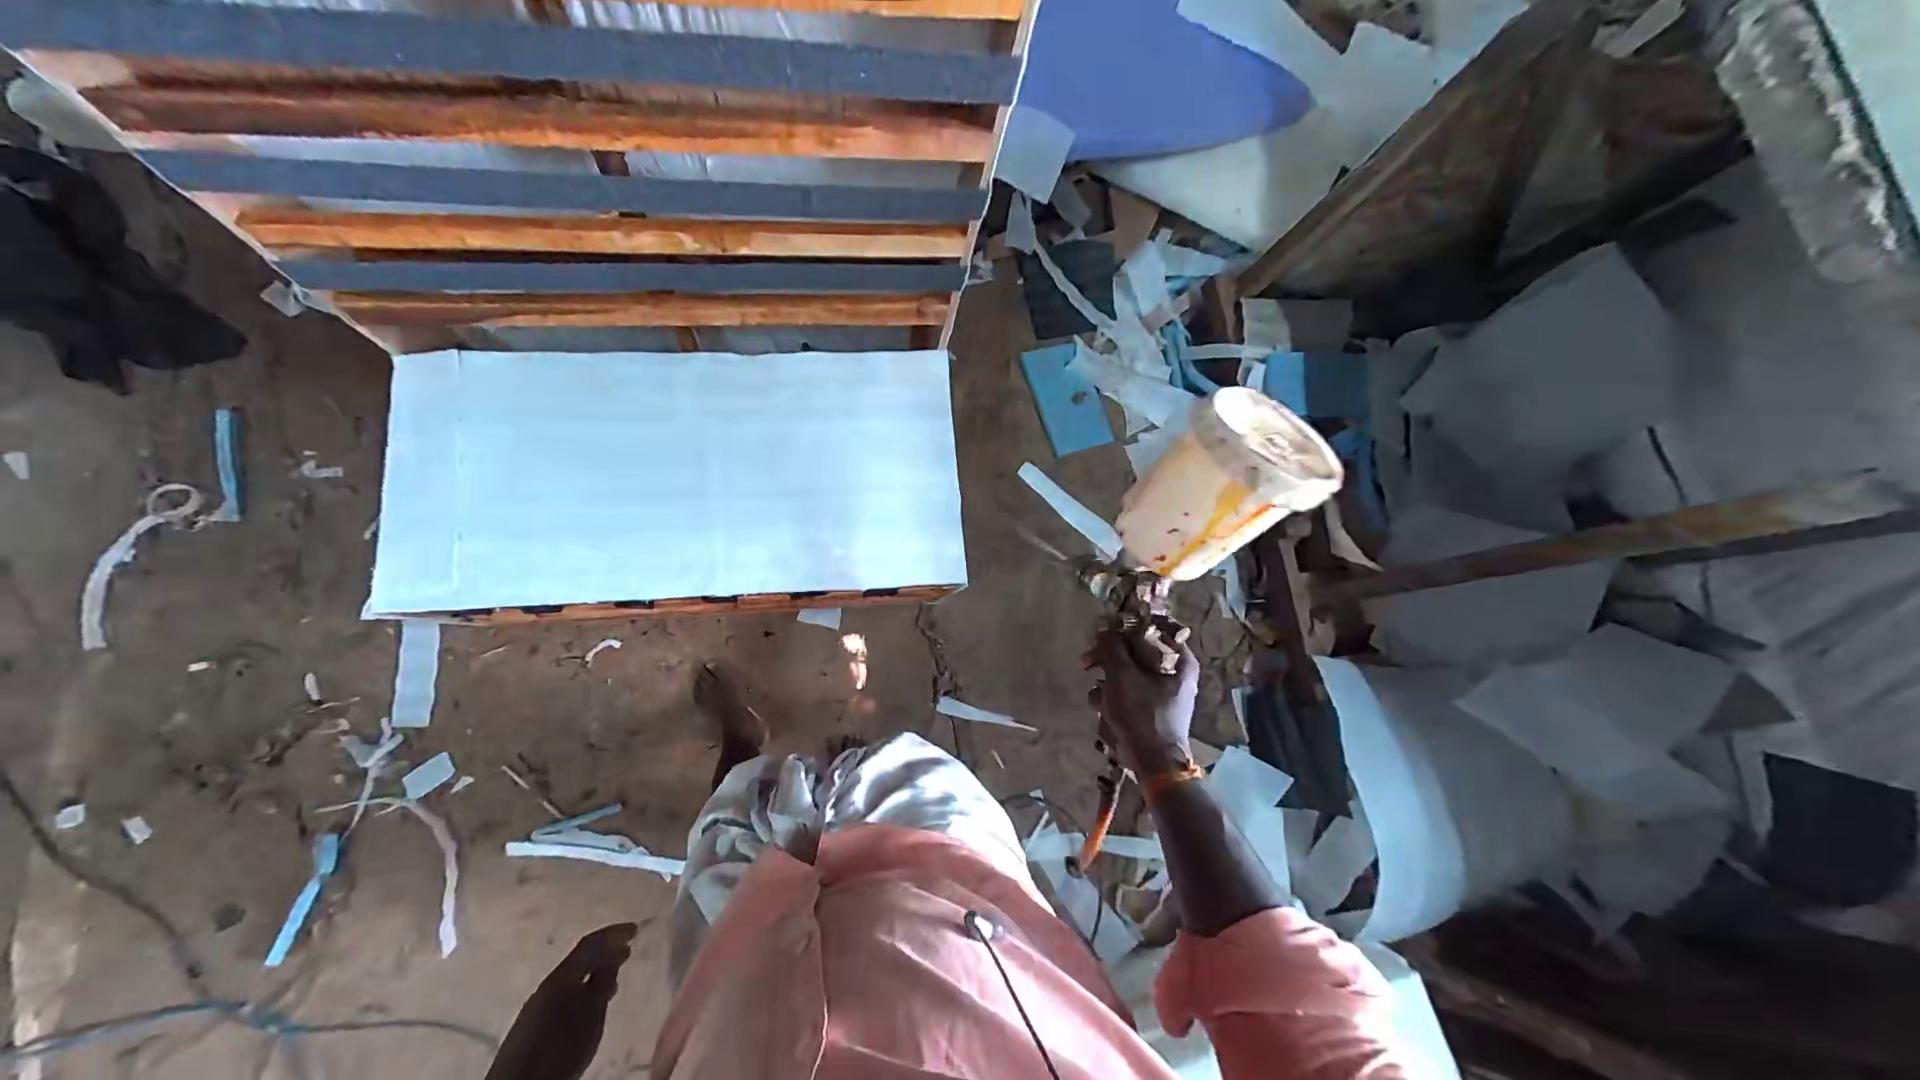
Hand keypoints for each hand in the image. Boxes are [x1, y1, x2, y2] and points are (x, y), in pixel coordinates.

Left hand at [485, 923, 637, 1079]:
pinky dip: (584, 992)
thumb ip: (603, 982)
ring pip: (573, 980)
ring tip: (615, 980)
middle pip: (580, 961)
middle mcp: (548, 986)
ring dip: (595, 974)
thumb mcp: (591, 1012)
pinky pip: (566, 997)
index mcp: (560, 977)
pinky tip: (592, 1006)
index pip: (589, 944)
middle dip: (605, 953)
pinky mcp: (534, 1027)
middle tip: (628, 951)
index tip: (635, 930)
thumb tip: (613, 956)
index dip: (613, 933)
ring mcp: (538, 1007)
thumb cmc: (560, 1046)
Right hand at [1086, 628, 1198, 776]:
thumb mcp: (1123, 676)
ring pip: (1127, 673)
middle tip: (1087, 662)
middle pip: (1135, 651)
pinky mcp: (1149, 708)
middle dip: (1108, 661)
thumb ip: (1111, 648)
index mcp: (1180, 659)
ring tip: (1098, 698)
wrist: (1152, 763)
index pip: (1151, 628)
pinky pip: (1127, 693)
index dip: (1123, 629)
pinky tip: (1102, 710)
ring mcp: (1161, 691)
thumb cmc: (1142, 714)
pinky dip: (1112, 699)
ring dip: (1106, 683)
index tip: (1102, 636)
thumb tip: (1103, 631)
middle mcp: (1175, 671)